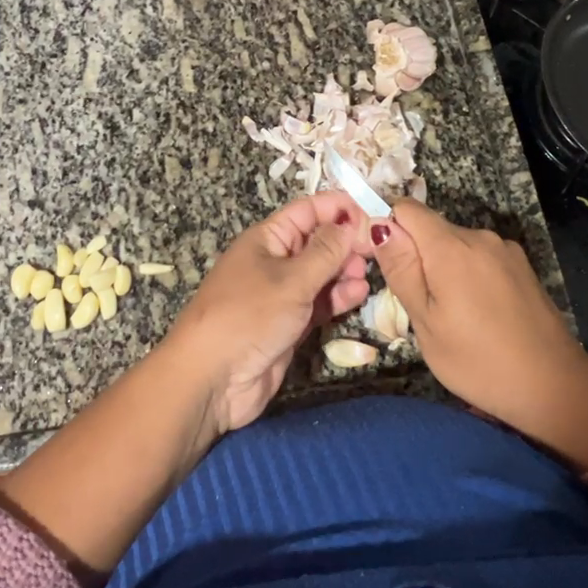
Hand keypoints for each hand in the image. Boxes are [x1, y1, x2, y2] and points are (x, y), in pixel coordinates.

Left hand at [165, 192, 372, 434]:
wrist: (212, 378)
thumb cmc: (248, 316)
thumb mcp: (291, 280)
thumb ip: (325, 252)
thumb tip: (350, 223)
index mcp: (267, 238)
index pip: (307, 211)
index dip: (338, 209)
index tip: (371, 215)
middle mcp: (274, 261)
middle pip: (317, 241)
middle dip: (346, 242)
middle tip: (375, 251)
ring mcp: (282, 294)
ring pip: (321, 273)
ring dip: (345, 272)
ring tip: (366, 276)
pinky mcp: (289, 324)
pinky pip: (319, 302)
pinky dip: (339, 298)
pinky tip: (358, 295)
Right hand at [372, 199, 587, 444]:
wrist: (554, 386)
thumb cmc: (479, 362)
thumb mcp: (426, 322)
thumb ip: (401, 269)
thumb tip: (380, 225)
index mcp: (451, 247)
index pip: (407, 210)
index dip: (390, 230)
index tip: (390, 268)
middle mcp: (480, 237)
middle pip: (432, 228)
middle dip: (418, 256)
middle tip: (421, 306)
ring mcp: (505, 250)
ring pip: (456, 245)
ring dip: (444, 269)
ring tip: (453, 316)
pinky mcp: (522, 267)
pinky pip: (480, 259)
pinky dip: (470, 276)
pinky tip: (480, 314)